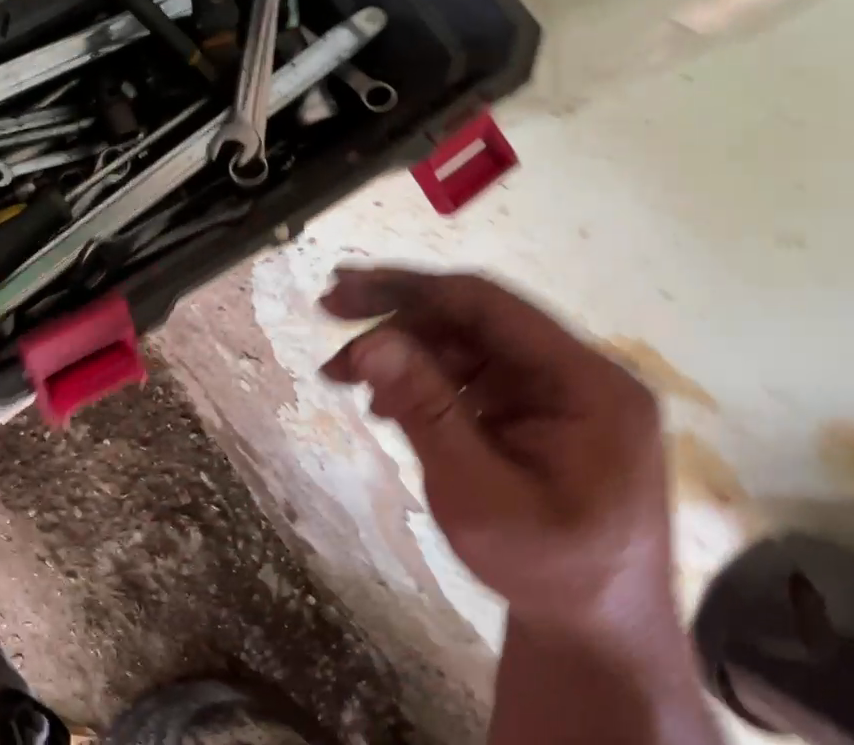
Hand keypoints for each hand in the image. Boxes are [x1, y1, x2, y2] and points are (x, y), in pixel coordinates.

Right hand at [319, 267, 674, 635]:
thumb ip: (426, 410)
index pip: (486, 305)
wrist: (593, 630)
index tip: (337, 291)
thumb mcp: (475, 490)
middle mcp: (579, 375)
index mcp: (587, 384)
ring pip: (463, 344)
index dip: (407, 289)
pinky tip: (384, 406)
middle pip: (472, 318)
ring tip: (341, 377)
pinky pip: (470, 375)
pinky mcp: (538, 414)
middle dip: (394, 317)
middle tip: (325, 315)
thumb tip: (370, 343)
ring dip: (399, 352)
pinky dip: (418, 380)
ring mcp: (560, 394)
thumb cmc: (544, 566)